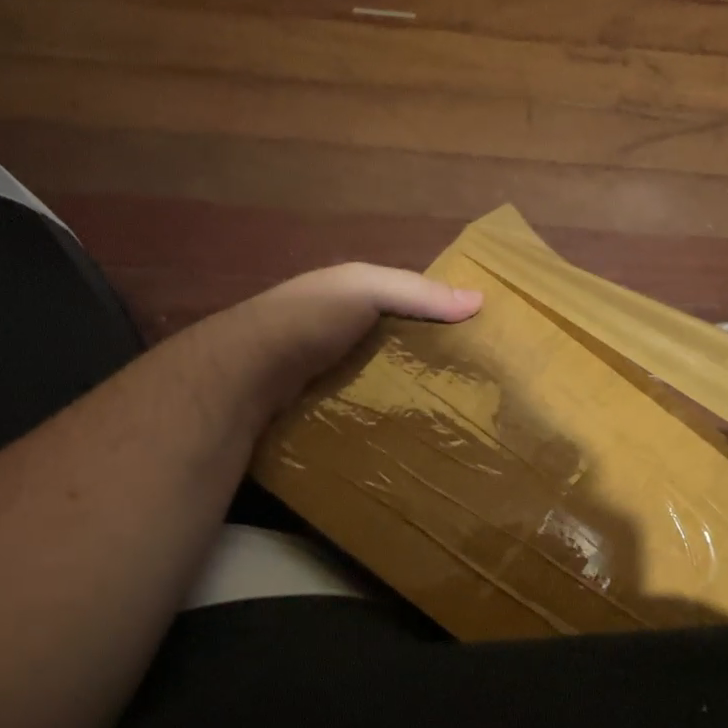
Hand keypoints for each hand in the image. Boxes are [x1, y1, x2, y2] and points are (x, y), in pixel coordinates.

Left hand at [216, 263, 483, 410]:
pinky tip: (407, 437)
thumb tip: (481, 299)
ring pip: (380, 383)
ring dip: (407, 398)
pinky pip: (362, 411)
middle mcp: (341, 334)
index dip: (441, 319)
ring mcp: (328, 374)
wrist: (245, 372)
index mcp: (352, 298)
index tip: (478, 345)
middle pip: (395, 348)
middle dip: (428, 365)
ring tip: (448, 423)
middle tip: (471, 393)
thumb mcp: (365, 289)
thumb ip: (417, 293)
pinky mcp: (320, 408)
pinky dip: (383, 420)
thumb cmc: (308, 319)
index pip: (407, 306)